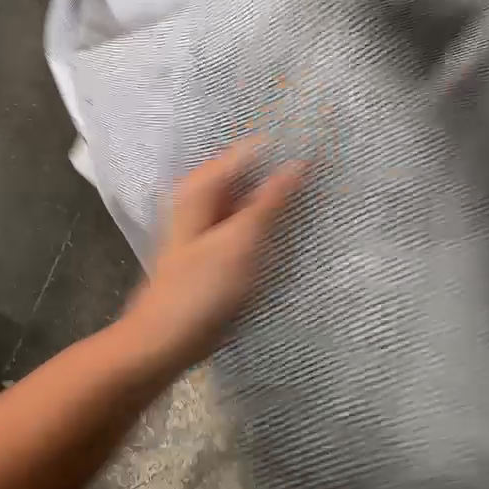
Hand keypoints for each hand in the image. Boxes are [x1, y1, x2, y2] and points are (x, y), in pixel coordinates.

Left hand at [120, 139, 305, 372]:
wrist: (161, 342)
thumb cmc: (200, 291)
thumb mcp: (240, 243)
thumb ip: (270, 201)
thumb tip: (299, 160)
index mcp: (201, 185)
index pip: (250, 149)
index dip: (284, 147)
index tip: (322, 146)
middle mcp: (199, 195)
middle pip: (249, 172)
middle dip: (283, 172)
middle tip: (327, 174)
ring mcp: (204, 222)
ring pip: (248, 199)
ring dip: (277, 199)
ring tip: (318, 199)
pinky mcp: (211, 248)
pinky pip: (244, 223)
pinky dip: (266, 223)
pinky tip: (291, 231)